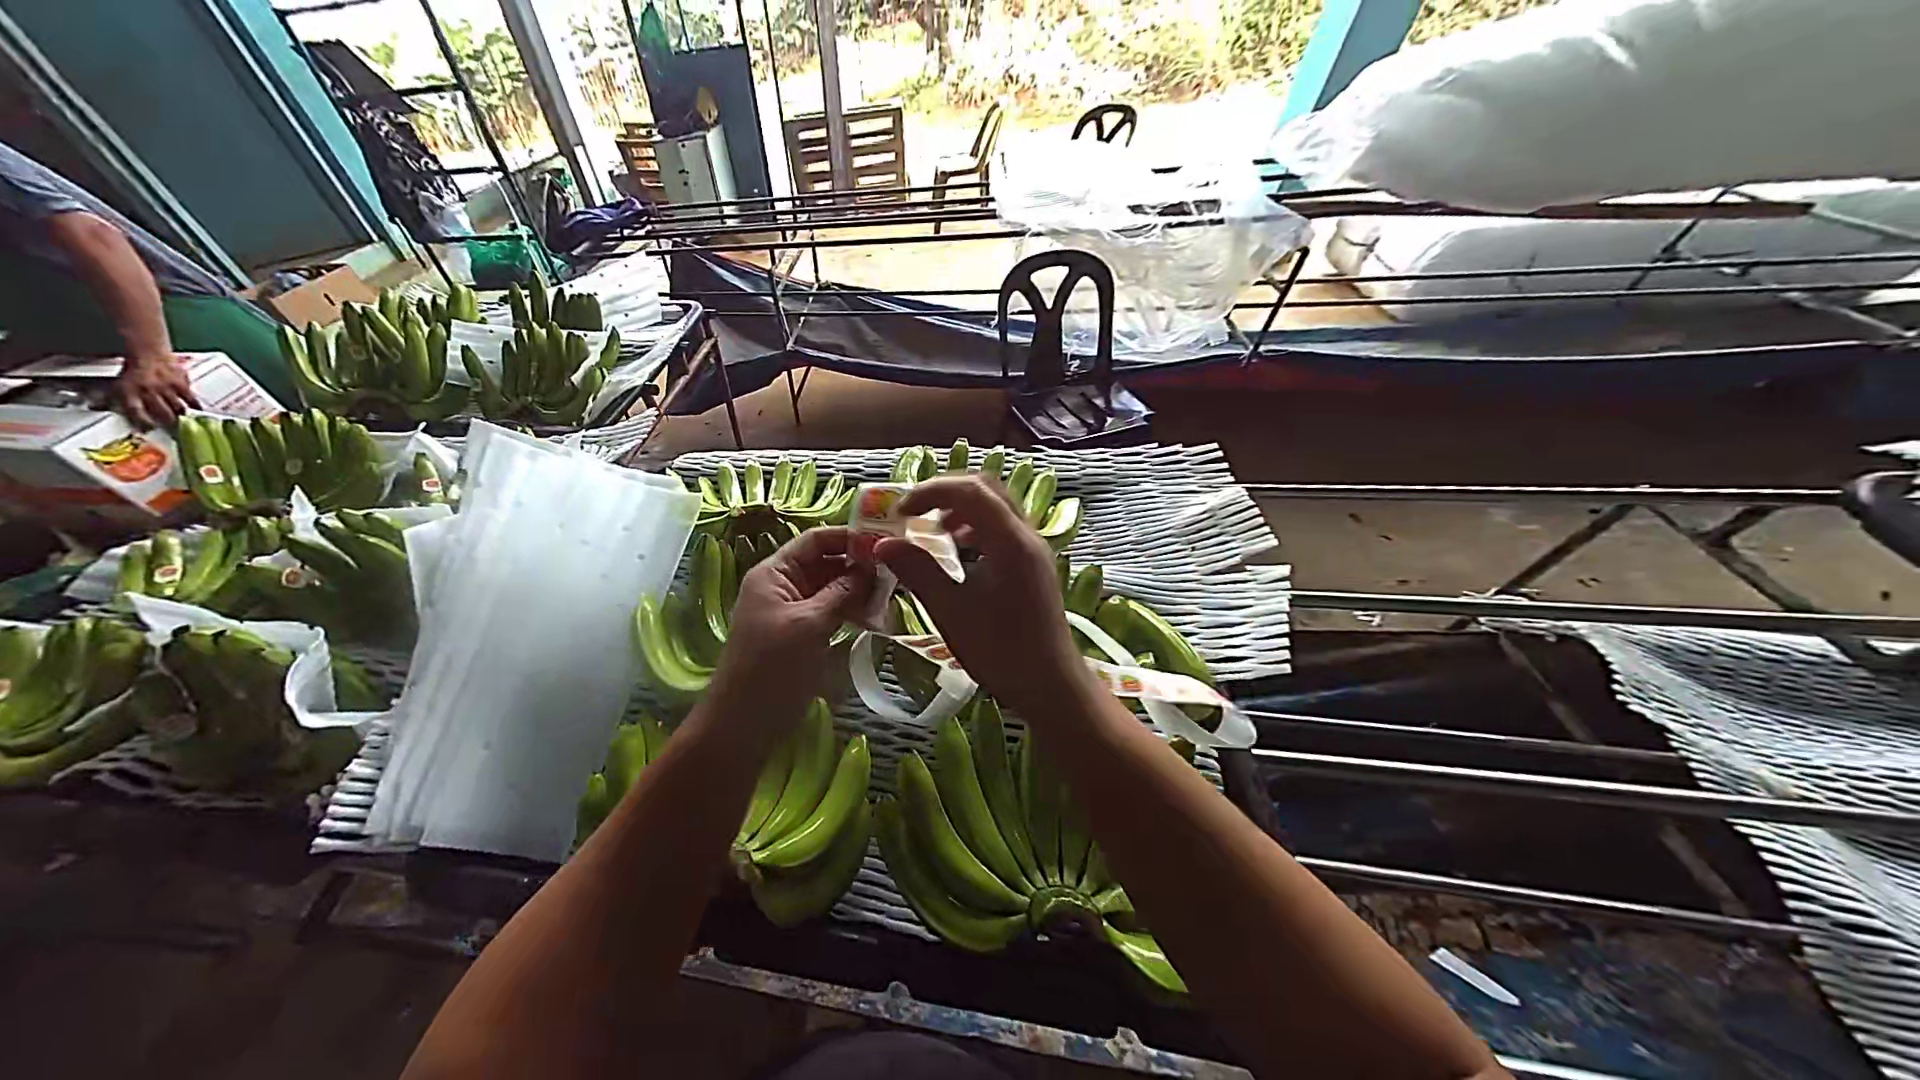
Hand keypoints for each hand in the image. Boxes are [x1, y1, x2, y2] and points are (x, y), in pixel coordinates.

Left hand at [113, 353, 196, 427]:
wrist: (148, 352)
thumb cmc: (133, 369)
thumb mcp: (117, 382)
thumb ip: (109, 396)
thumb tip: (95, 406)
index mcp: (129, 391)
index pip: (136, 411)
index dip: (143, 422)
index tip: (149, 429)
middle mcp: (148, 391)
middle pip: (161, 412)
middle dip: (168, 422)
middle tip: (174, 430)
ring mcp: (166, 388)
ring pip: (177, 407)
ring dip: (182, 416)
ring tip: (186, 423)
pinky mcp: (181, 385)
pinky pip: (190, 399)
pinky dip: (195, 406)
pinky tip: (198, 411)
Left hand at [710, 526, 873, 730]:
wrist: (744, 725)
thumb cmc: (770, 668)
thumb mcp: (809, 625)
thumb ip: (841, 592)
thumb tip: (872, 568)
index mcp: (774, 573)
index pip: (816, 540)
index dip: (849, 537)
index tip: (886, 542)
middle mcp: (784, 586)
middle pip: (827, 562)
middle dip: (860, 566)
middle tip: (898, 573)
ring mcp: (795, 611)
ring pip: (834, 588)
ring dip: (861, 591)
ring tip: (893, 598)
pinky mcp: (805, 634)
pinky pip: (833, 612)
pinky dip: (853, 612)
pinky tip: (878, 619)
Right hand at [876, 476, 1084, 714]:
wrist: (1049, 684)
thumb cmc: (1001, 650)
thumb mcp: (951, 610)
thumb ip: (917, 571)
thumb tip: (883, 545)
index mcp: (1010, 541)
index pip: (970, 491)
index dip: (930, 492)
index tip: (900, 511)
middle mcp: (1027, 536)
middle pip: (986, 490)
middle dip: (946, 494)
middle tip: (916, 513)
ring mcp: (1034, 550)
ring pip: (996, 508)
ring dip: (962, 510)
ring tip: (934, 533)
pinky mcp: (1034, 565)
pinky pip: (1003, 529)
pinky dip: (976, 529)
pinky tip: (958, 554)